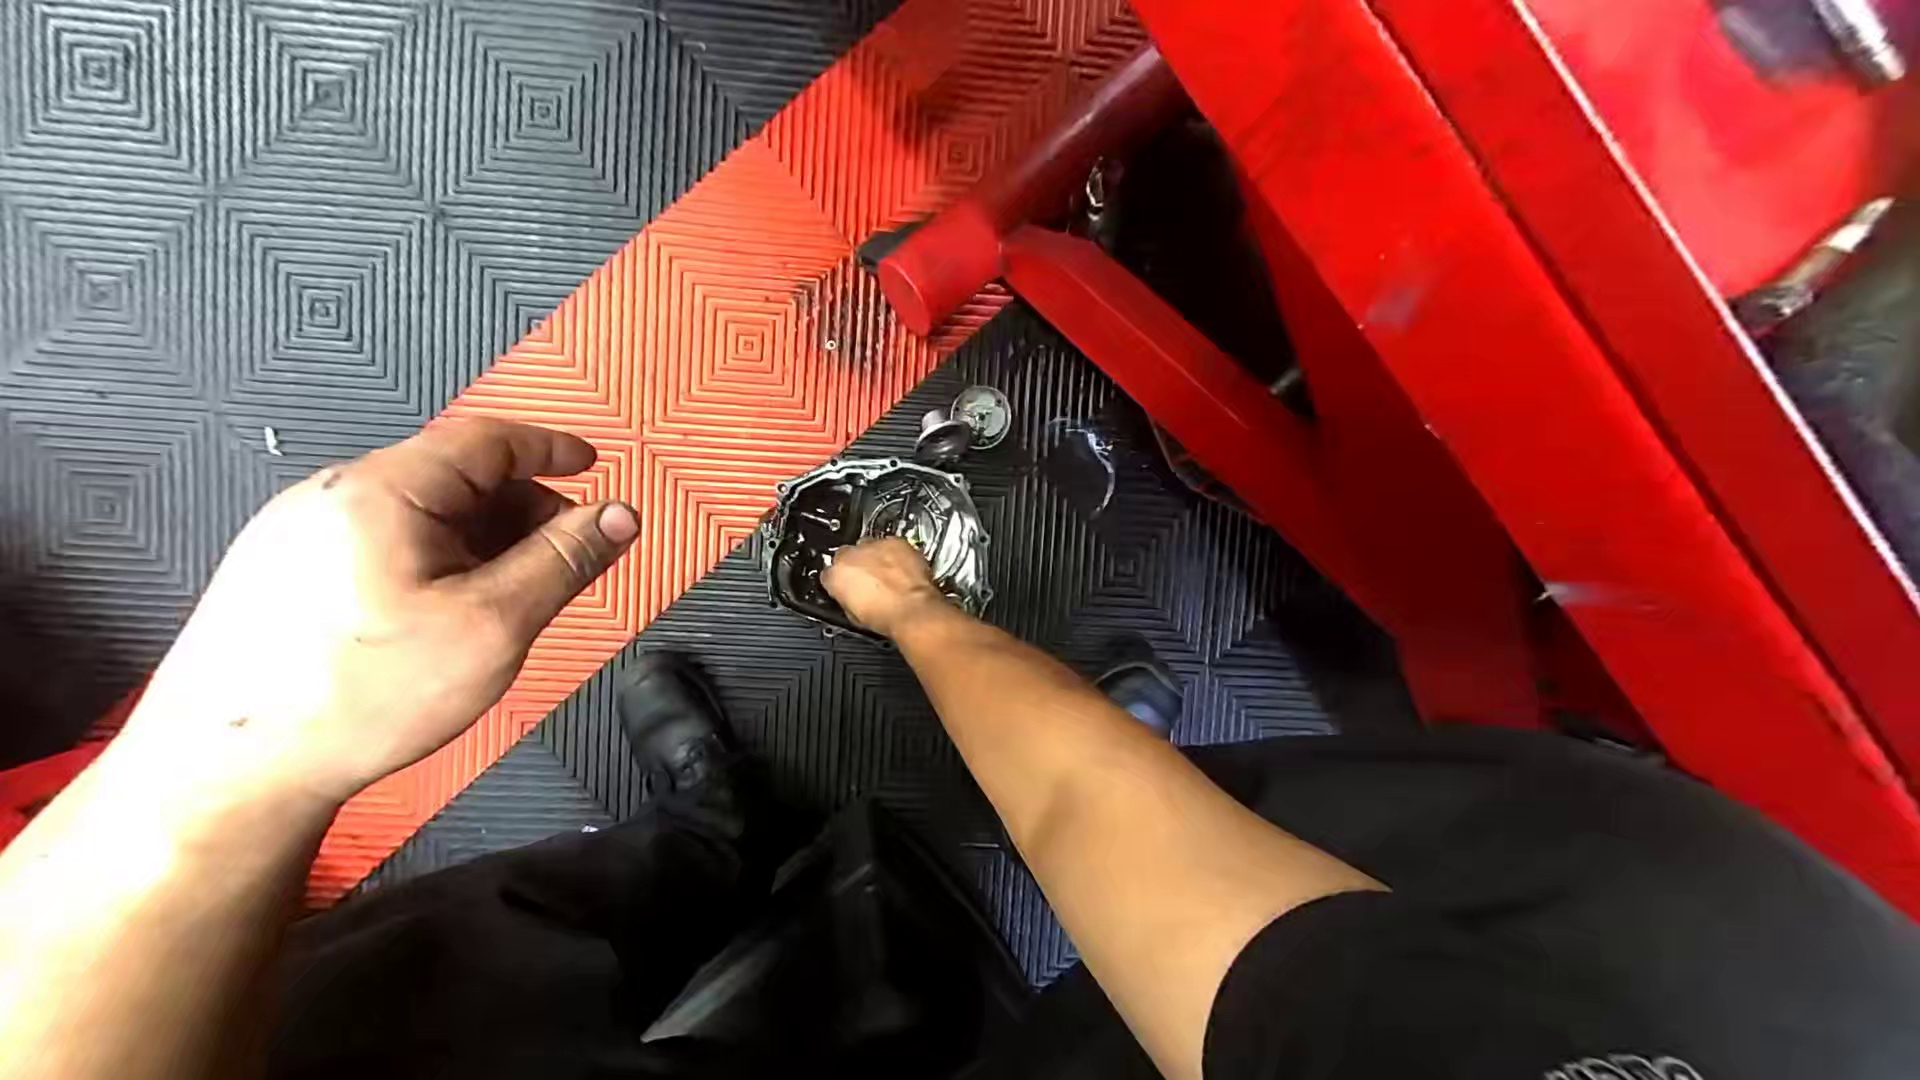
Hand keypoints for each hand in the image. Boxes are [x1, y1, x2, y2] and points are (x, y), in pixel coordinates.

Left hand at [121, 419, 638, 809]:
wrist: (224, 781)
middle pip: (462, 479)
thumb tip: (621, 515)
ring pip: (432, 515)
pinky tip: (463, 609)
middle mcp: (336, 499)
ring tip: (517, 596)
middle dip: (529, 510)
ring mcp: (304, 535)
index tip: (593, 465)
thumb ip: (567, 559)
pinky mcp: (292, 572)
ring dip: (493, 540)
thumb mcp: (495, 622)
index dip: (551, 448)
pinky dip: (452, 559)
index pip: (487, 441)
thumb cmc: (364, 695)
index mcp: (381, 493)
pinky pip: (398, 543)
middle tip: (569, 558)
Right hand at [821, 537, 952, 638]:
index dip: (841, 581)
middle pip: (848, 555)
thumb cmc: (885, 616)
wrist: (911, 609)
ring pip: (869, 546)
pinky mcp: (894, 542)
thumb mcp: (853, 615)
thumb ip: (846, 597)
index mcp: (835, 575)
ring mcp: (873, 546)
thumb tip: (851, 597)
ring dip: (876, 558)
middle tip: (870, 581)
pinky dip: (895, 553)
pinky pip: (890, 544)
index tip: (850, 586)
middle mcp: (850, 556)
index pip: (829, 573)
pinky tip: (901, 568)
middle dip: (857, 566)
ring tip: (888, 575)